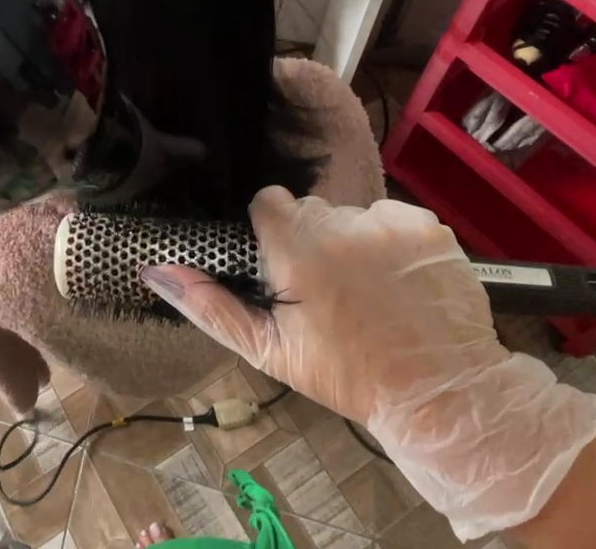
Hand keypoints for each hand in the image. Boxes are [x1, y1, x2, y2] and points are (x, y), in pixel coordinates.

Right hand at [142, 188, 595, 540]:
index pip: (269, 201)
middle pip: (311, 208)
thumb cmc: (347, 375)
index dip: (273, 231)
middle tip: (328, 287)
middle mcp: (343, 223)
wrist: (442, 394)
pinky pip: (392, 216)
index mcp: (299, 250)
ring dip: (352, 239)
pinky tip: (399, 278)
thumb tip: (153, 270)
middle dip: (312, 238)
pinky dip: (391, 240)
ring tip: (368, 287)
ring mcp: (391, 222)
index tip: (285, 265)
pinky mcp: (429, 225)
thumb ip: (209, 306)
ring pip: (351, 213)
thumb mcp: (270, 350)